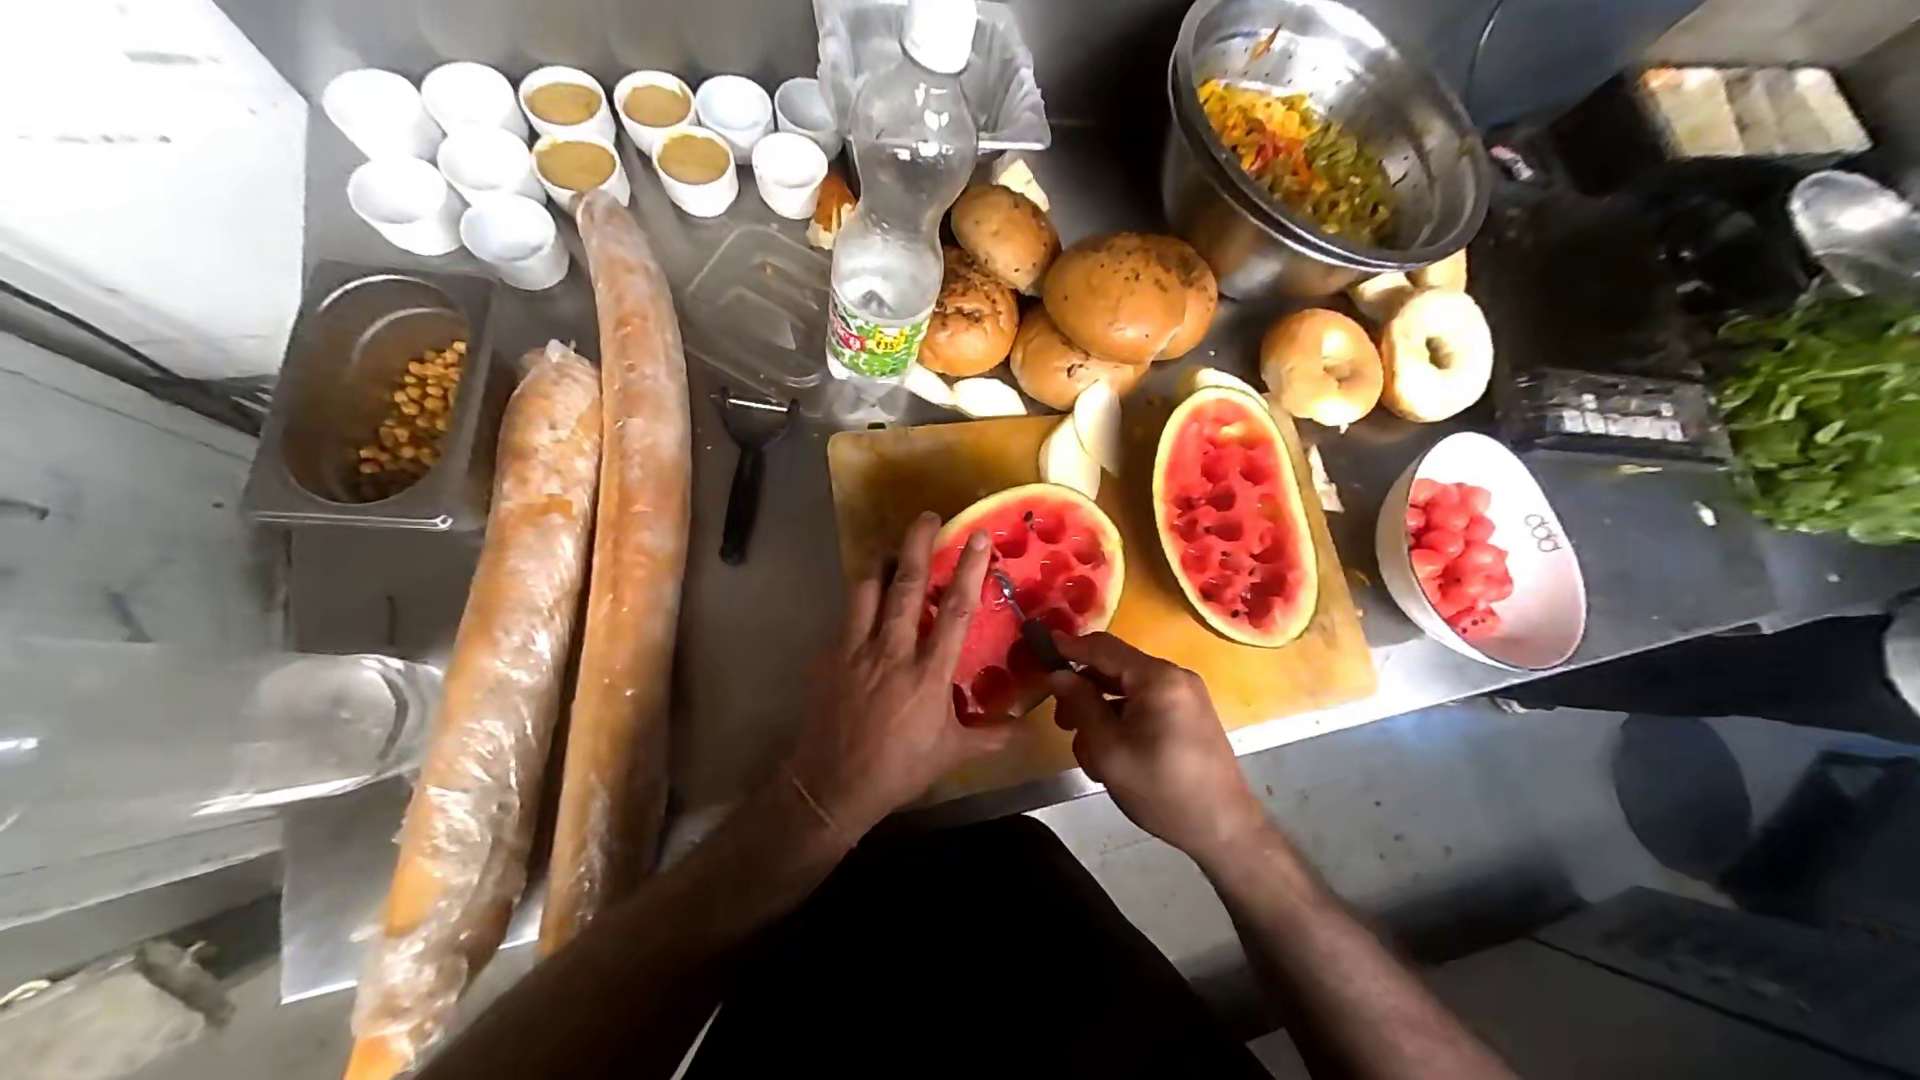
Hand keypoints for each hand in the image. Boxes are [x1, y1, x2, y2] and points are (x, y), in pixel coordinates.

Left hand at [785, 511, 1015, 834]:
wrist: (832, 784)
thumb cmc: (898, 768)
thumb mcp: (952, 754)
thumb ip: (991, 736)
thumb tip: (1027, 726)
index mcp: (928, 672)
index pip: (955, 610)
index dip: (968, 569)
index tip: (977, 537)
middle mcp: (892, 651)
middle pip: (906, 585)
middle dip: (917, 545)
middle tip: (927, 516)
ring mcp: (855, 650)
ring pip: (867, 592)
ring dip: (882, 567)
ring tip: (892, 554)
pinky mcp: (830, 657)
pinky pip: (846, 617)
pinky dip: (860, 602)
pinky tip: (867, 607)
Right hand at [1048, 633, 1267, 860]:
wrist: (1224, 828)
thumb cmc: (1162, 789)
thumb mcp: (1109, 750)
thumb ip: (1081, 705)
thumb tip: (1058, 674)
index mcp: (1158, 678)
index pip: (1103, 647)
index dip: (1069, 647)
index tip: (1040, 650)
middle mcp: (1174, 677)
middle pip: (1115, 668)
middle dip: (1083, 691)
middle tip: (1062, 722)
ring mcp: (1184, 695)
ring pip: (1126, 689)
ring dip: (1100, 710)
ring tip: (1088, 750)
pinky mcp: (1188, 714)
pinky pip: (1144, 703)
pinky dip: (1121, 719)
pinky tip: (1111, 753)